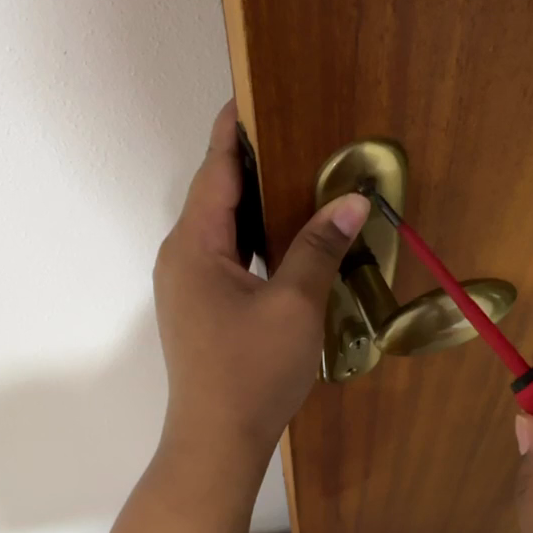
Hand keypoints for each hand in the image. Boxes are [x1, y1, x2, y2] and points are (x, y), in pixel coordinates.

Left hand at [153, 102, 368, 461]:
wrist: (216, 441)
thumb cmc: (251, 372)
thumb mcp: (294, 305)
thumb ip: (319, 247)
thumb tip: (351, 201)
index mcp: (194, 245)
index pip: (215, 169)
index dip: (235, 128)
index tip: (256, 91)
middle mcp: (181, 256)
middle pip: (216, 193)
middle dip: (252, 161)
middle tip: (297, 132)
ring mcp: (187, 284)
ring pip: (221, 227)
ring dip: (255, 202)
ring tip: (298, 176)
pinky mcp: (199, 307)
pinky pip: (225, 254)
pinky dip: (253, 237)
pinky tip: (285, 236)